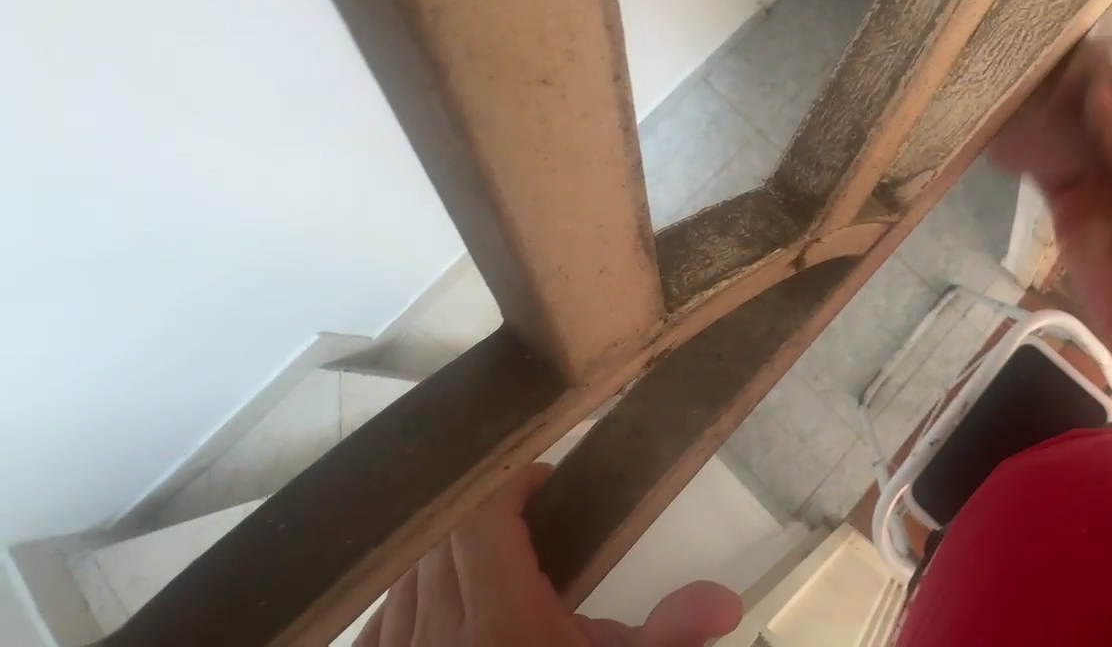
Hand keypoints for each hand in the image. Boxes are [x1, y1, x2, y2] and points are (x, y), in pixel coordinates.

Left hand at [356, 464, 740, 646]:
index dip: (511, 485)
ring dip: (449, 553)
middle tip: (534, 518)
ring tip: (496, 563)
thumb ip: (671, 638)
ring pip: (406, 576)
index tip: (548, 484)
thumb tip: (729, 601)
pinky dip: (408, 599)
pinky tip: (440, 609)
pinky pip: (377, 624)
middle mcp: (432, 638)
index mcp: (498, 627)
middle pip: (444, 537)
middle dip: (487, 514)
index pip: (481, 520)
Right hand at [991, 46, 1111, 386]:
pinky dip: (1024, 156)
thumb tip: (1094, 85)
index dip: (1097, 70)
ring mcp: (1095, 185)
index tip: (1059, 38)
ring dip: (1038, 120)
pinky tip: (998, 135)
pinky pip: (1044, 175)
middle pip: (1089, 114)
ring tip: (1001, 87)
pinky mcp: (1067, 212)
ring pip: (1063, 141)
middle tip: (1016, 59)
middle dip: (1059, 92)